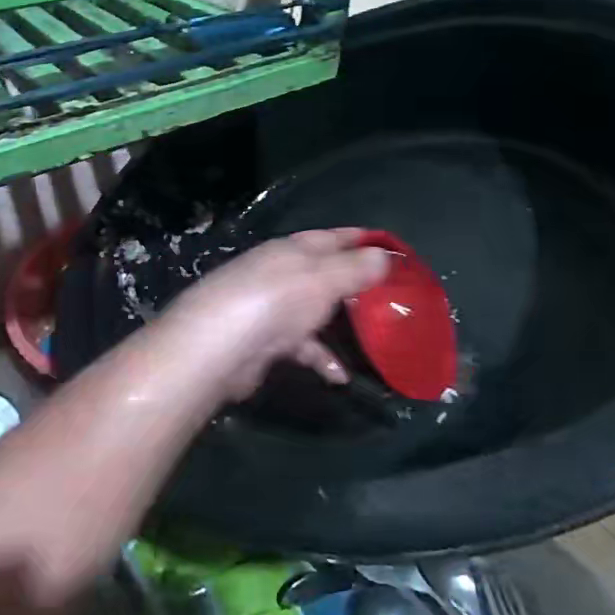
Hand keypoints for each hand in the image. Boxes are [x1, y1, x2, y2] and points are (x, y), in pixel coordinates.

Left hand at [148, 230, 388, 402]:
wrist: (220, 344)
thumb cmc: (276, 300)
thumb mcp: (321, 278)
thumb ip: (352, 267)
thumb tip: (383, 253)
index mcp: (289, 250)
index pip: (329, 238)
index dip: (360, 240)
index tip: (392, 248)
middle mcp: (277, 273)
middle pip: (322, 274)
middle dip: (354, 284)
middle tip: (394, 299)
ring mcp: (269, 307)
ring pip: (313, 311)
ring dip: (340, 325)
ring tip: (375, 341)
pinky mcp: (263, 340)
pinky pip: (301, 346)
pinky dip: (320, 358)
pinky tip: (339, 376)